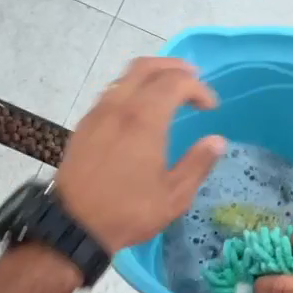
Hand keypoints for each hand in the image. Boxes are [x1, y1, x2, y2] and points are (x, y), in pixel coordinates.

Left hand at [55, 58, 225, 252]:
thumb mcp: (173, 196)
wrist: (75, 224)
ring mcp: (97, 114)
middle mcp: (118, 107)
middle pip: (146, 68)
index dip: (198, 89)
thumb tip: (217, 141)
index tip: (210, 107)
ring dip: (150, 76)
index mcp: (144, 120)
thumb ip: (197, 164)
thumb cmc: (128, 212)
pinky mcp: (84, 126)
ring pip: (124, 77)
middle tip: (192, 78)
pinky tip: (137, 109)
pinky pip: (110, 93)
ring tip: (167, 90)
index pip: (175, 83)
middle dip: (173, 68)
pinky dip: (130, 89)